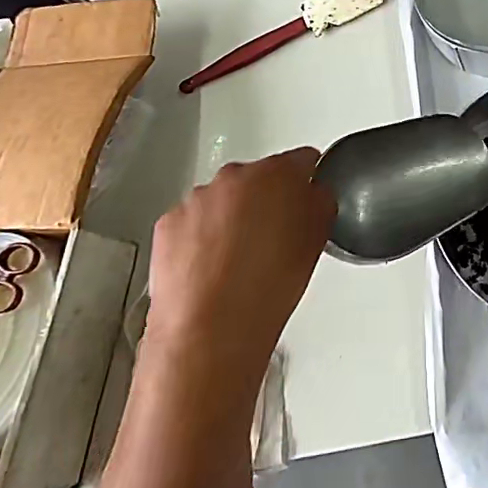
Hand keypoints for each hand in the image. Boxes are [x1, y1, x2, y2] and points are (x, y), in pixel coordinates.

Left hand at [144, 148, 335, 392]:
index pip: (300, 160)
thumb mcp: (313, 245)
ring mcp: (196, 201)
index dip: (308, 175)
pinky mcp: (169, 224)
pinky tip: (212, 270)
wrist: (209, 327)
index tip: (308, 187)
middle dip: (265, 202)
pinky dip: (200, 239)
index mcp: (273, 177)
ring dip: (230, 222)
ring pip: (220, 202)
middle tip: (274, 239)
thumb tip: (313, 198)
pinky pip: (191, 223)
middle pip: (255, 180)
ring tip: (240, 263)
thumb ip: (317, 207)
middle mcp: (231, 180)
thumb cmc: (262, 292)